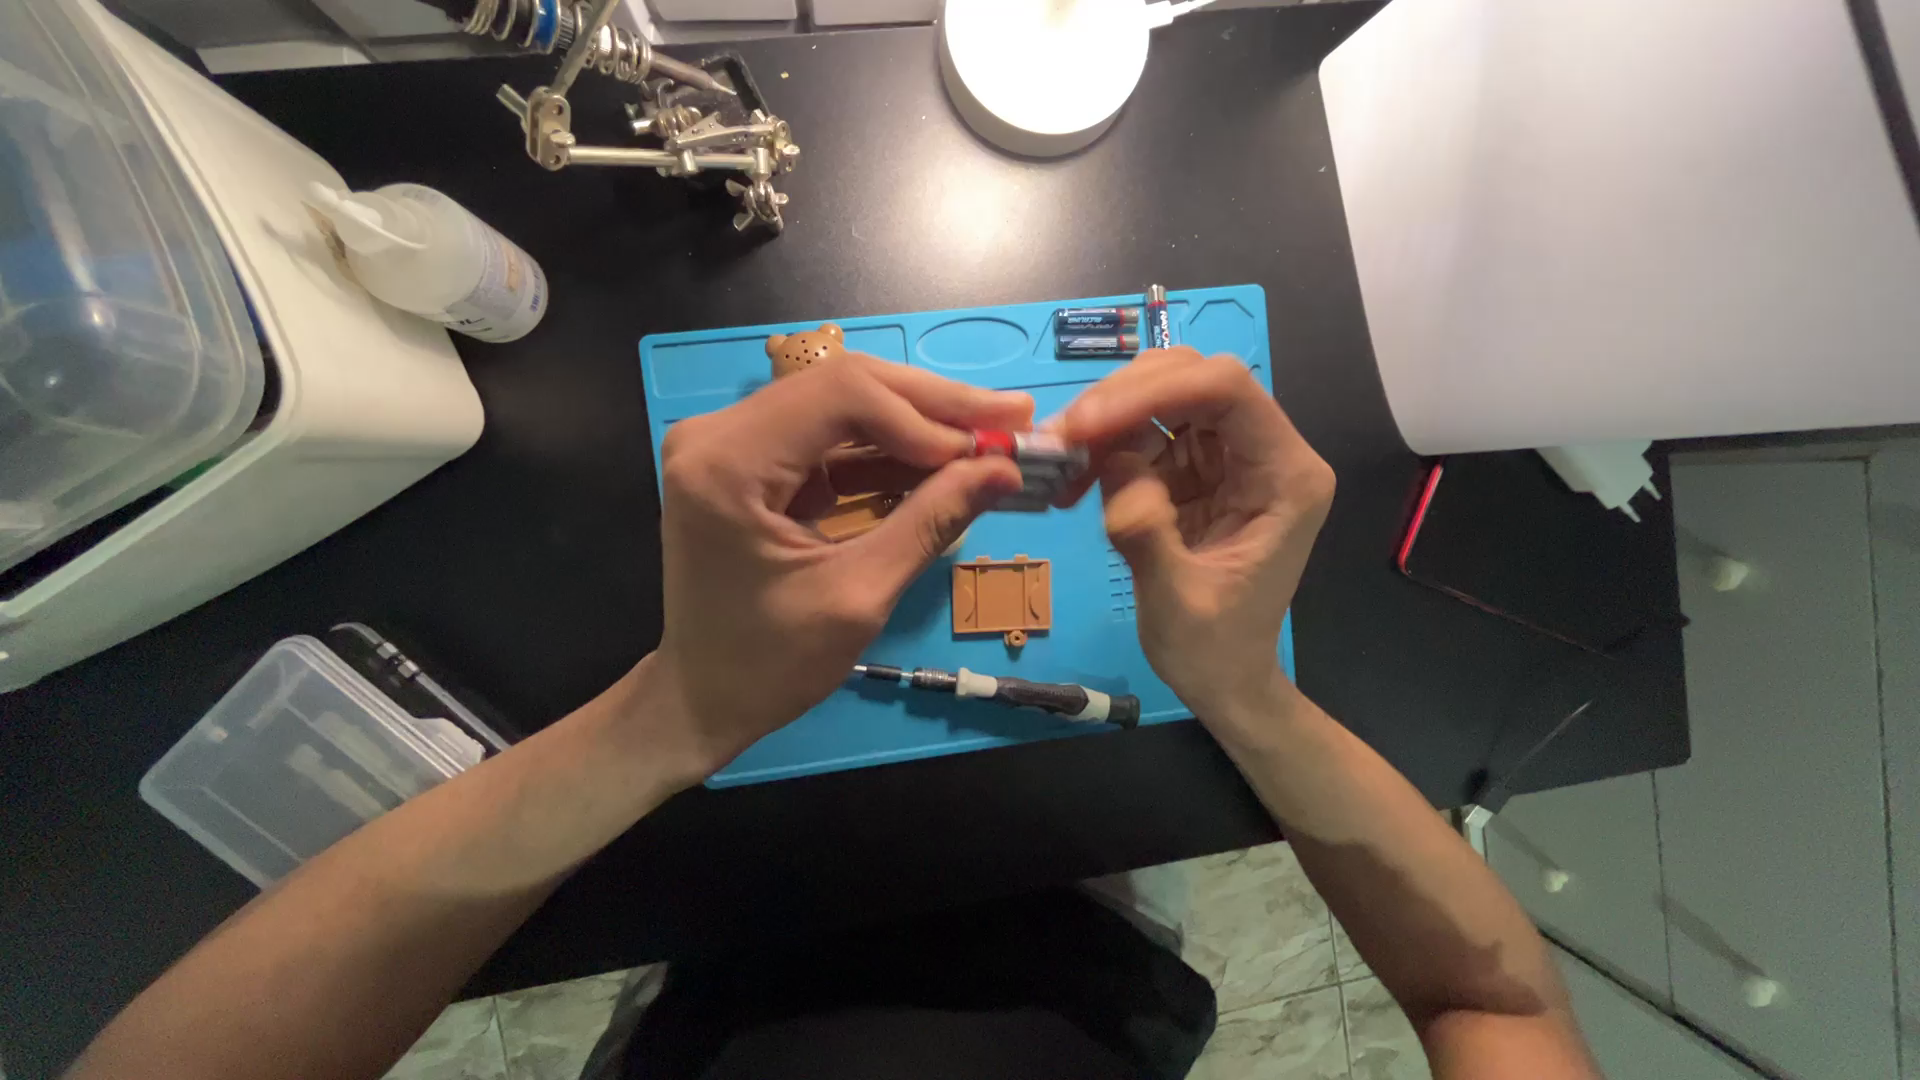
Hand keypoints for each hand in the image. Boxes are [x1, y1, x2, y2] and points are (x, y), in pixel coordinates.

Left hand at [648, 354, 1029, 778]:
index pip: (843, 395)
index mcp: (728, 462)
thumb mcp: (859, 595)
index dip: (925, 416)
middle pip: (844, 386)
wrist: (703, 699)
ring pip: (842, 405)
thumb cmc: (770, 665)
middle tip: (1010, 415)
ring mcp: (729, 442)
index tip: (989, 450)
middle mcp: (718, 433)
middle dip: (933, 407)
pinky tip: (940, 462)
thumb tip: (1005, 469)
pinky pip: (829, 438)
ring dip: (917, 425)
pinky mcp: (749, 461)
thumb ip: (931, 521)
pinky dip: (886, 452)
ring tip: (988, 436)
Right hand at [1059, 347, 1333, 730]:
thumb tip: (1113, 466)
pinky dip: (1102, 446)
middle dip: (1120, 399)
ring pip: (1161, 396)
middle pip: (1189, 379)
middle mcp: (1261, 451)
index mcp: (1285, 476)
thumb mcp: (1177, 601)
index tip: (1088, 425)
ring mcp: (1224, 456)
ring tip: (1060, 462)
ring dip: (1104, 420)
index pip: (1226, 390)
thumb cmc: (1212, 649)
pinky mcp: (1193, 470)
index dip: (1154, 391)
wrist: (1222, 678)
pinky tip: (1074, 478)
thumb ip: (1147, 532)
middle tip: (1062, 438)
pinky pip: (1143, 431)